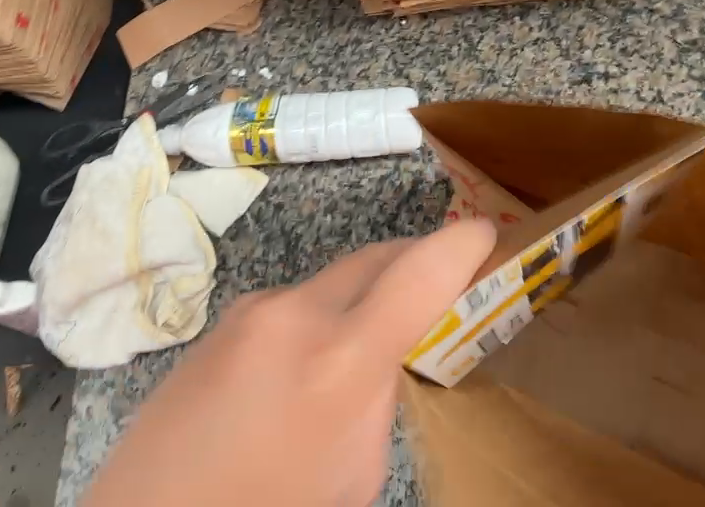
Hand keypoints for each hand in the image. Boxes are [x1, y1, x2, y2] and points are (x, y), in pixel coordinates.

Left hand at [86, 219, 496, 506]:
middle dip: (412, 262)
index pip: (418, 276)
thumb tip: (377, 361)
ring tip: (360, 349)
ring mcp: (251, 311)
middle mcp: (296, 315)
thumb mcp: (353, 474)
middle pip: (374, 260)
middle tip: (441, 276)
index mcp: (341, 362)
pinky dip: (314, 323)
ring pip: (329, 285)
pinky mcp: (220, 321)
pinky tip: (297, 373)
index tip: (484, 231)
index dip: (459, 246)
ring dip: (359, 300)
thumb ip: (375, 402)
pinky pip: (289, 307)